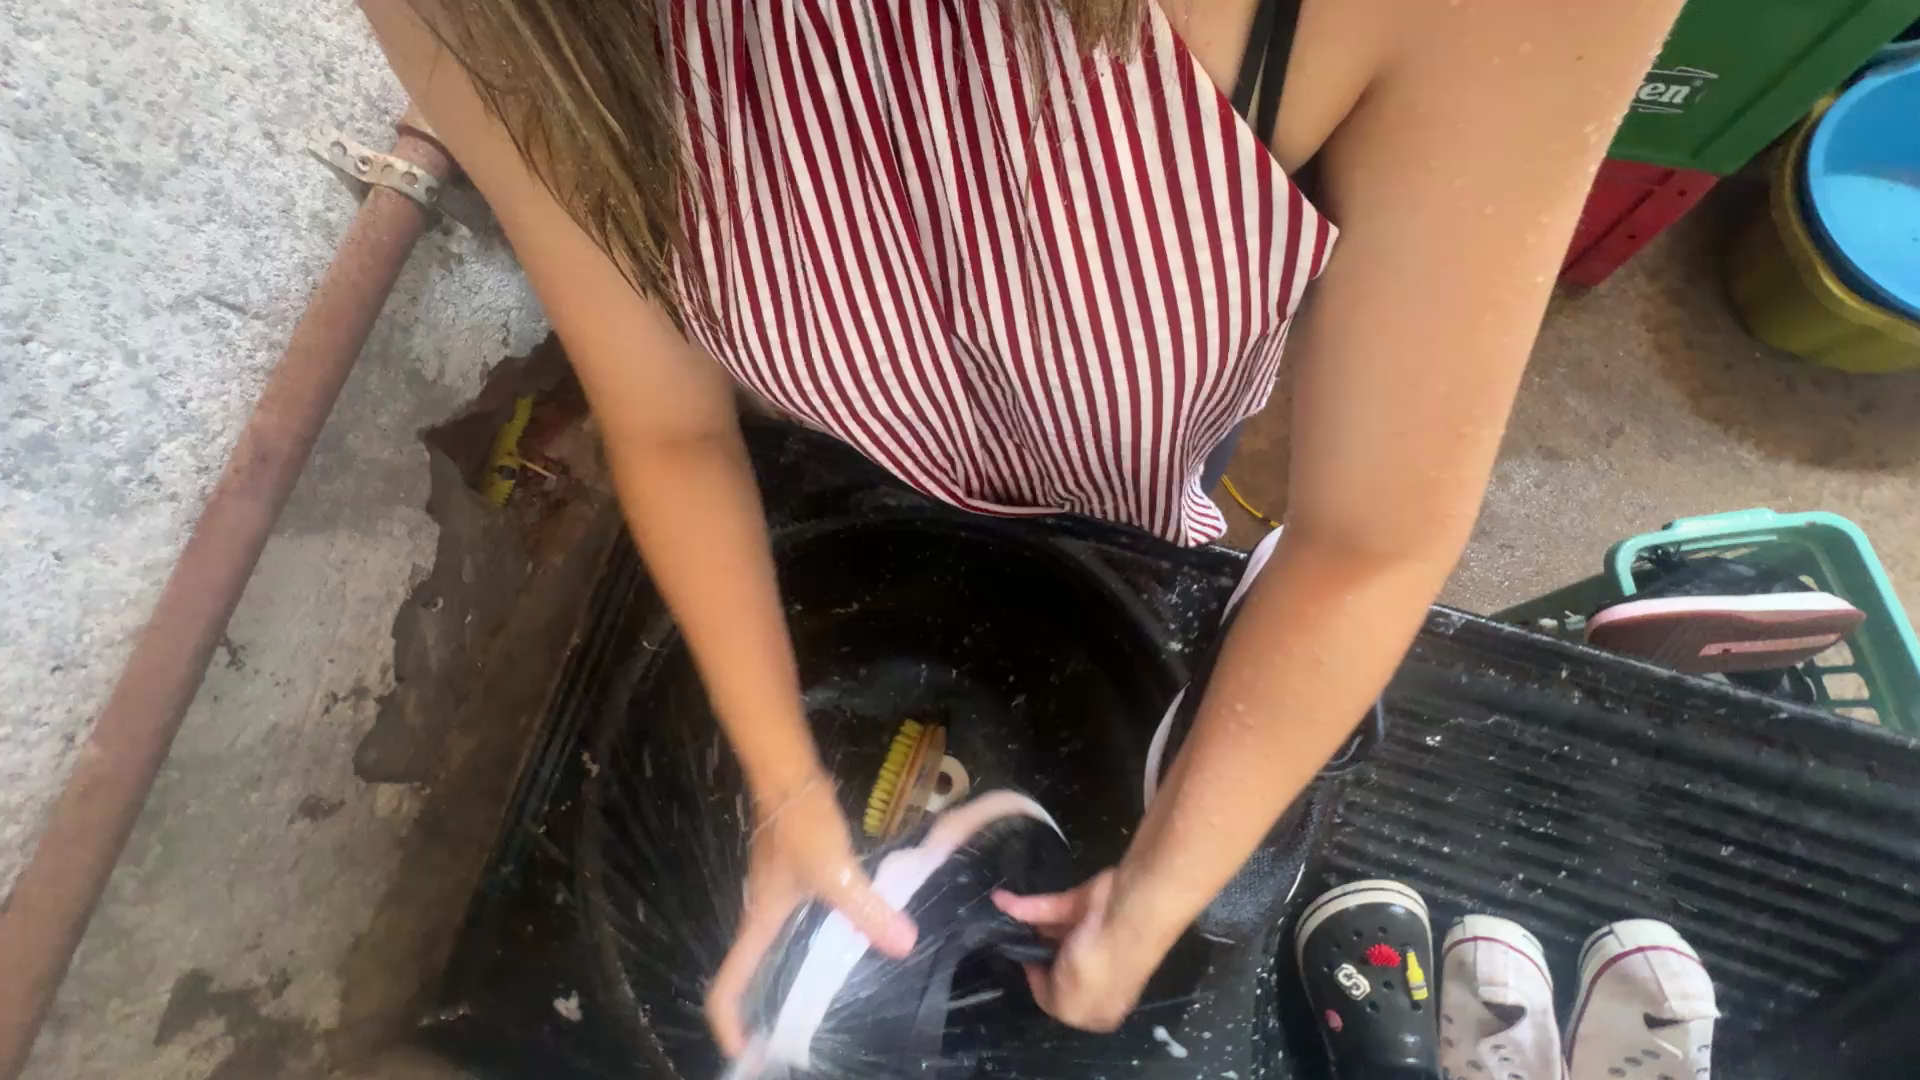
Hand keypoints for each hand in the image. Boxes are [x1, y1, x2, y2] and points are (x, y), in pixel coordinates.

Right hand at [706, 776, 917, 1056]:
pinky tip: (845, 937)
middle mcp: (759, 914)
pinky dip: (812, 940)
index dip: (730, 1026)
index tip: (749, 1055)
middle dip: (766, 1010)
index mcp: (758, 923)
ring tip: (825, 998)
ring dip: (791, 974)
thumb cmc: (802, 825)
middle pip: (751, 973)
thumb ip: (867, 909)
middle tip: (796, 1037)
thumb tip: (903, 944)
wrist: (789, 774)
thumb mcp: (836, 871)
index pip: (725, 987)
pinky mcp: (792, 872)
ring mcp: (774, 892)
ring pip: (776, 946)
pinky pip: (797, 920)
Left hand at [993, 871, 1174, 1032]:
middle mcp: (1095, 972)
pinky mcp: (1080, 905)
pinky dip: (1022, 906)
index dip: (1043, 990)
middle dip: (1034, 956)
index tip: (1023, 974)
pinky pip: (1047, 908)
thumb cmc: (1096, 973)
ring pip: (1050, 933)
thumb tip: (1035, 971)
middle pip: (1058, 965)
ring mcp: (1087, 935)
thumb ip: (1046, 996)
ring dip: (1024, 928)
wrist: (1121, 919)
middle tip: (1004, 946)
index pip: (1065, 1002)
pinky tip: (1000, 900)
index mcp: (1100, 1006)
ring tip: (995, 923)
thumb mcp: (1068, 1006)